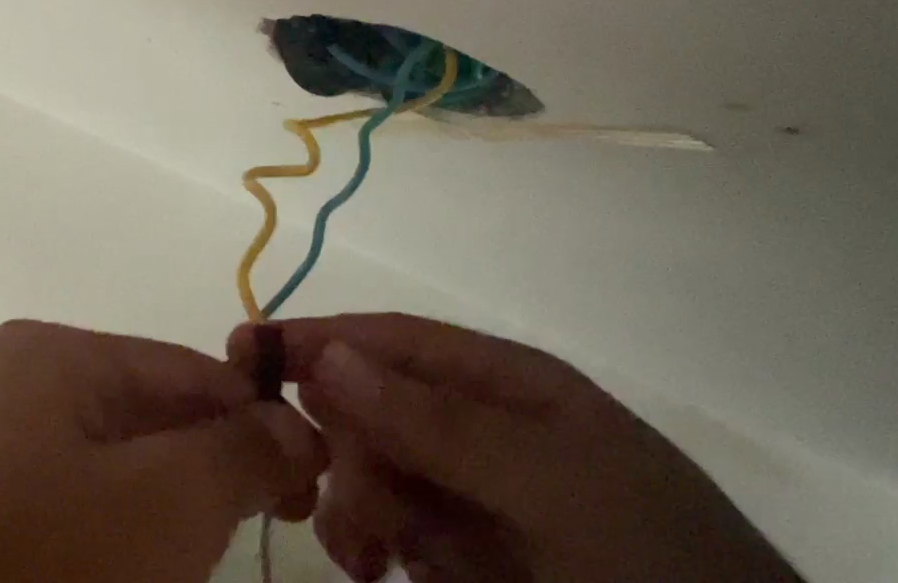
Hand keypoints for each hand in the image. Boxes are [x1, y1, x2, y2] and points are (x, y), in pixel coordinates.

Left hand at [0, 320, 326, 582]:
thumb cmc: (46, 560)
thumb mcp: (166, 502)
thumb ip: (239, 453)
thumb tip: (296, 426)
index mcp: (56, 354)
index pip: (186, 369)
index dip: (258, 417)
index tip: (314, 475)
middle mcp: (18, 381)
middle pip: (149, 411)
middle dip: (213, 462)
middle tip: (274, 517)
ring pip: (112, 458)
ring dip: (170, 498)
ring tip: (210, 544)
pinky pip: (71, 494)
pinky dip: (118, 522)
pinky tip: (138, 559)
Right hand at [229, 315, 804, 582]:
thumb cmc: (653, 567)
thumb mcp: (550, 483)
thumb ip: (436, 422)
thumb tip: (327, 356)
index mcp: (507, 384)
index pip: (390, 339)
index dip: (316, 338)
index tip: (243, 351)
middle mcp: (482, 427)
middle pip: (372, 407)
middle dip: (342, 444)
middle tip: (331, 497)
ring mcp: (474, 495)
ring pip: (374, 472)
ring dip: (356, 507)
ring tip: (369, 559)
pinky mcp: (468, 555)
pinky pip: (394, 532)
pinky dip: (376, 547)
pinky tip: (385, 574)